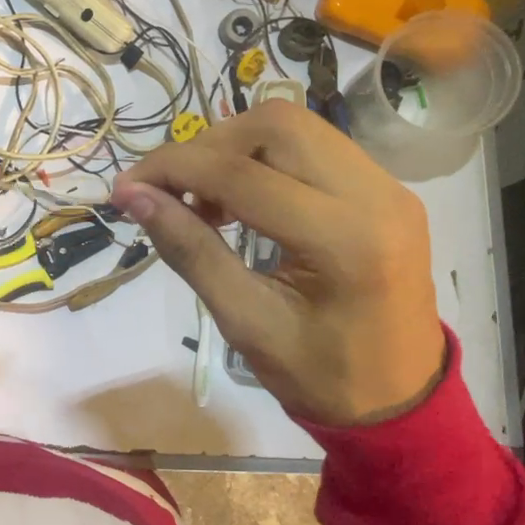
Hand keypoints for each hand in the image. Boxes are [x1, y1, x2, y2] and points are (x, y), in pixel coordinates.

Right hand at [110, 101, 444, 425]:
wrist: (399, 399)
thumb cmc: (319, 374)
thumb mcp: (245, 321)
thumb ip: (190, 251)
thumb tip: (133, 196)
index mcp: (345, 240)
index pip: (243, 175)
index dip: (174, 170)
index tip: (125, 187)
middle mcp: (377, 195)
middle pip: (276, 125)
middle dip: (207, 148)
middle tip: (170, 192)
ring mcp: (388, 186)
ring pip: (294, 126)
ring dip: (234, 148)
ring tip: (204, 199)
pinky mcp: (385, 188)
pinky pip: (313, 146)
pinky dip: (263, 158)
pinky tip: (241, 200)